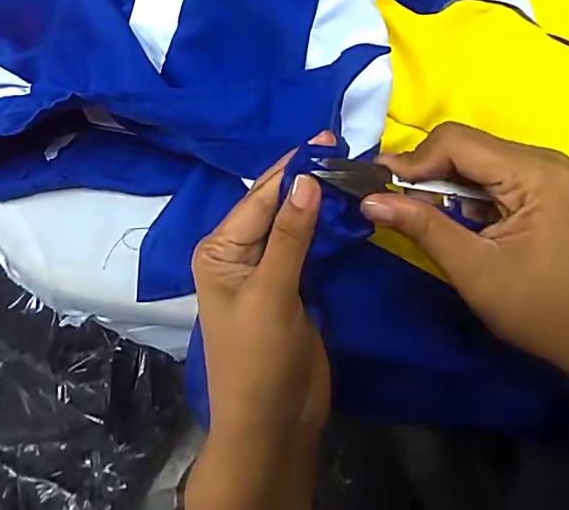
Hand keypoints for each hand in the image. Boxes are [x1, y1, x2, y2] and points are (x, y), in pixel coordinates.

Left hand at [186, 137, 330, 508]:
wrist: (273, 429)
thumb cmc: (259, 360)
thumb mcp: (272, 294)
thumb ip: (290, 236)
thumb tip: (306, 180)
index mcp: (220, 248)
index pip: (259, 198)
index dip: (291, 169)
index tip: (324, 140)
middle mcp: (239, 251)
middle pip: (275, 206)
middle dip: (304, 179)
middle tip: (340, 148)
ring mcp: (266, 269)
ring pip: (293, 224)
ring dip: (317, 200)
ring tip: (347, 169)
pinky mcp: (290, 286)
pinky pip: (307, 246)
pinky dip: (324, 228)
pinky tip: (345, 209)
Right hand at [359, 122, 568, 387]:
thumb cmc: (545, 312)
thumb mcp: (476, 272)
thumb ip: (423, 227)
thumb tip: (369, 199)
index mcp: (535, 173)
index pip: (456, 141)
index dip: (414, 161)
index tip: (380, 188)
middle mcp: (540, 159)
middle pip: (462, 145)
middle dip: (423, 171)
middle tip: (392, 200)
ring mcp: (542, 171)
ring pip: (469, 157)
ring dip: (438, 181)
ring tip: (413, 210)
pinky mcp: (538, 185)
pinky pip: (484, 172)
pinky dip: (458, 190)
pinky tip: (447, 215)